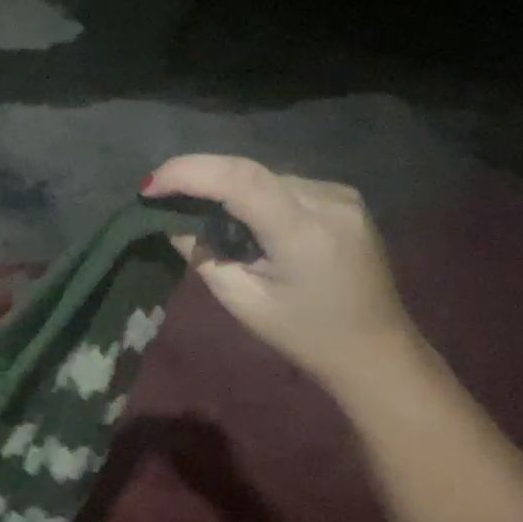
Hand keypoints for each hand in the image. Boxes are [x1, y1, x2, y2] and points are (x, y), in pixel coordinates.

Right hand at [144, 154, 418, 385]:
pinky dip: (249, 194)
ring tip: (194, 211)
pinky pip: (282, 185)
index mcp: (303, 233)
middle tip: (158, 197)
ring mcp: (341, 196)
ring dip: (223, 187)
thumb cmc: (303, 334)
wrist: (375, 349)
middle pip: (248, 172)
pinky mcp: (344, 199)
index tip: (148, 188)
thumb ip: (202, 255)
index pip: (239, 179)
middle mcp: (327, 202)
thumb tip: (170, 221)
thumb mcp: (240, 299)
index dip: (187, 172)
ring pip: (263, 176)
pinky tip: (237, 217)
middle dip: (197, 178)